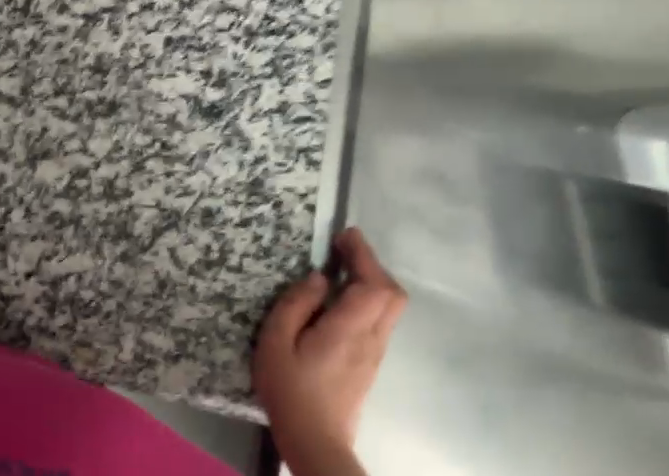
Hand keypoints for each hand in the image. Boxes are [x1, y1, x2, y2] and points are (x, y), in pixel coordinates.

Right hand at [255, 228, 406, 458]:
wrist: (314, 436)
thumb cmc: (288, 385)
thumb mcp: (276, 339)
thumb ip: (296, 304)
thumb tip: (318, 278)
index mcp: (348, 330)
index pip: (372, 285)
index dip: (363, 256)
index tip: (345, 234)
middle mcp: (371, 339)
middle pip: (392, 296)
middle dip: (373, 266)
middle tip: (344, 247)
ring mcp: (374, 353)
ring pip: (389, 308)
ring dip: (372, 281)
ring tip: (341, 265)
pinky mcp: (369, 362)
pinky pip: (379, 320)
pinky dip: (368, 298)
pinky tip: (342, 296)